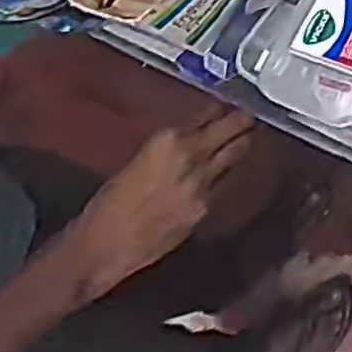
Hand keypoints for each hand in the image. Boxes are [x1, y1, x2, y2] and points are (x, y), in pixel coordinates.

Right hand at [57, 109, 256, 300]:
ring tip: (246, 138)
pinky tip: (221, 175)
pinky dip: (223, 177)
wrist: (100, 249)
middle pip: (235, 126)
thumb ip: (173, 145)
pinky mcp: (206, 206)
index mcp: (168, 139)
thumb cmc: (111, 202)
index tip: (233, 102)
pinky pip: (223, 183)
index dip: (224, 107)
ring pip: (238, 152)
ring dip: (241, 144)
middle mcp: (190, 154)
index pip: (210, 111)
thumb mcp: (143, 158)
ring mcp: (202, 181)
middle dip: (245, 119)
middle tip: (251, 116)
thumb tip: (198, 133)